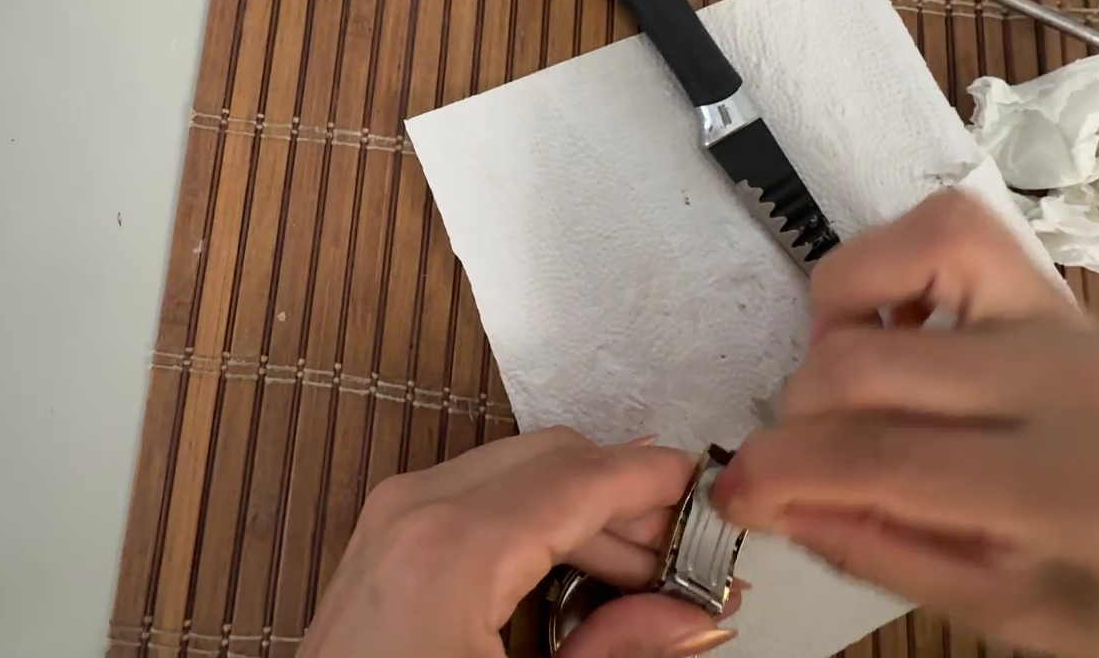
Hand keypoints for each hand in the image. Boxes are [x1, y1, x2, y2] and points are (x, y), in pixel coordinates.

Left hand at [300, 428, 738, 657]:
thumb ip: (616, 652)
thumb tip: (692, 617)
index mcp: (453, 547)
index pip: (578, 479)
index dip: (652, 478)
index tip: (707, 486)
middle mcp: (419, 504)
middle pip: (554, 459)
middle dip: (627, 496)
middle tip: (689, 554)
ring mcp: (398, 507)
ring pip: (521, 467)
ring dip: (587, 507)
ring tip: (648, 573)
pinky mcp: (392, 523)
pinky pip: (484, 490)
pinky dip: (540, 514)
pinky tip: (582, 566)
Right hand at [714, 191, 1098, 657]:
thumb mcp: (997, 614)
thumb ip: (864, 544)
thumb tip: (752, 494)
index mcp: (1080, 495)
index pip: (878, 460)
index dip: (779, 473)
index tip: (731, 491)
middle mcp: (1073, 386)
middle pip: (861, 366)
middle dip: (795, 417)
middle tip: (798, 456)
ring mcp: (1064, 320)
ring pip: (893, 261)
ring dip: (831, 322)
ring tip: (845, 377)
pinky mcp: (1052, 289)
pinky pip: (942, 228)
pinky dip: (882, 264)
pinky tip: (883, 324)